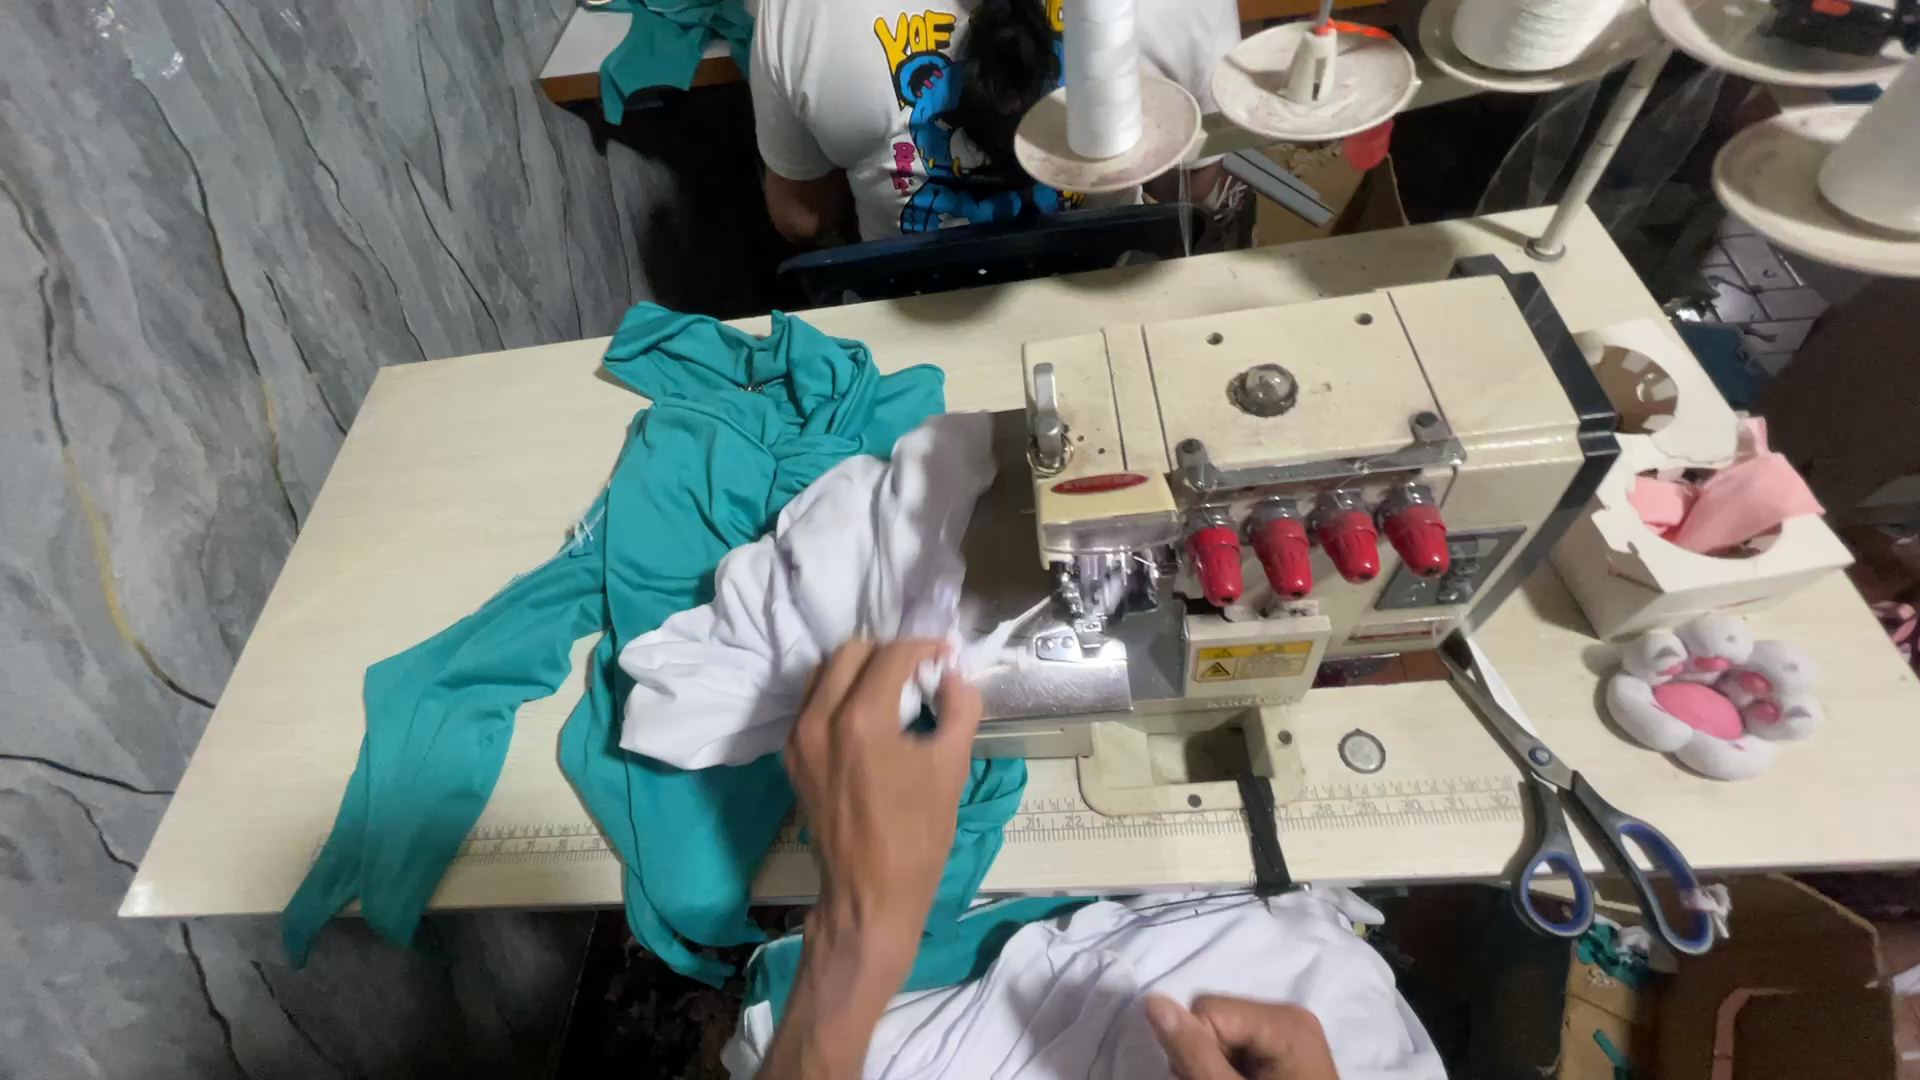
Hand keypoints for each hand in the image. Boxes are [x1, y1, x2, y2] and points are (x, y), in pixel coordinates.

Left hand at [759, 640, 981, 1079]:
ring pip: (824, 672)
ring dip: (860, 669)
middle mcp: (819, 719)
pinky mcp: (791, 756)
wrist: (868, 896)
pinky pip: (812, 701)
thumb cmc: (918, 835)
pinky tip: (868, 715)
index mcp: (861, 720)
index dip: (924, 648)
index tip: (946, 656)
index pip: (891, 655)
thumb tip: (953, 675)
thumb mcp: (951, 767)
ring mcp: (798, 738)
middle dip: (889, 653)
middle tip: (919, 672)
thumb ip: (960, 708)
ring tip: (892, 689)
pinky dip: (839, 693)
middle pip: (850, 651)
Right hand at [1145, 994, 1338, 1079]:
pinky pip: (1236, 1045)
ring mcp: (1289, 1034)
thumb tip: (1153, 1001)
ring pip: (1219, 1033)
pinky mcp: (1284, 1051)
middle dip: (1203, 1059)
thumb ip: (1193, 1054)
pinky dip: (1226, 1071)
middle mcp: (1290, 1017)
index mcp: (1286, 1024)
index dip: (1197, 1051)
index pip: (1206, 1011)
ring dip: (1210, 1066)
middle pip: (1213, 1019)